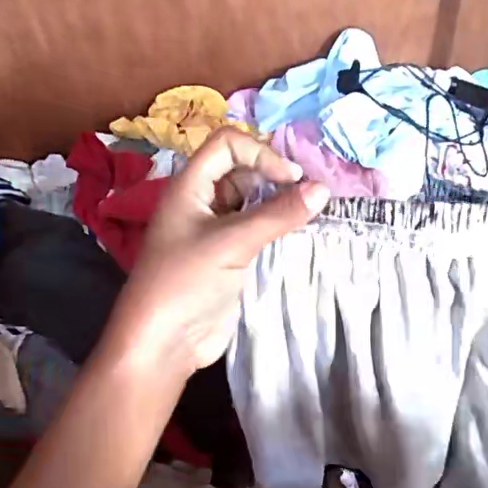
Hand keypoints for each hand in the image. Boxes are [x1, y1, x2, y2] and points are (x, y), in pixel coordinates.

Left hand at [100, 128, 329, 374]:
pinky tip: (297, 235)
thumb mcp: (232, 243)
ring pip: (251, 201)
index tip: (289, 179)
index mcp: (189, 187)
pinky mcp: (227, 257)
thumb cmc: (186, 282)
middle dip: (273, 177)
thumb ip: (278, 215)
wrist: (164, 342)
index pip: (227, 145)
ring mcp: (214, 231)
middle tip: (307, 196)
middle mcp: (201, 203)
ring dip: (278, 203)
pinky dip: (276, 228)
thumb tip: (323, 189)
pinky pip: (255, 230)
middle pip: (241, 170)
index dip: (259, 153)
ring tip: (308, 214)